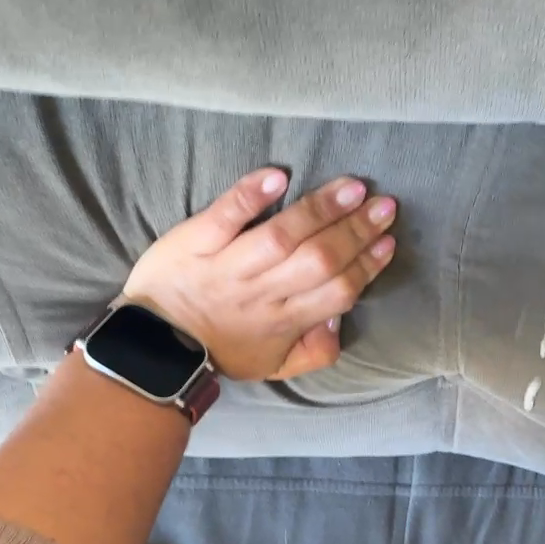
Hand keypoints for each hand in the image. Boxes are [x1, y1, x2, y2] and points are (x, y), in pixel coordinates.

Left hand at [121, 168, 397, 380]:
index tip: (388, 242)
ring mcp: (230, 264)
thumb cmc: (223, 352)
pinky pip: (226, 216)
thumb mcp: (276, 367)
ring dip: (321, 209)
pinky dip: (252, 195)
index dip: (367, 265)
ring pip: (283, 235)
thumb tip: (340, 320)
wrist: (155, 347)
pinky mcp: (196, 241)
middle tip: (384, 207)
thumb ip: (316, 351)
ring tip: (353, 188)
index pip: (338, 290)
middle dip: (357, 231)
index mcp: (287, 320)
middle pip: (320, 259)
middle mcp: (264, 291)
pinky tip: (280, 176)